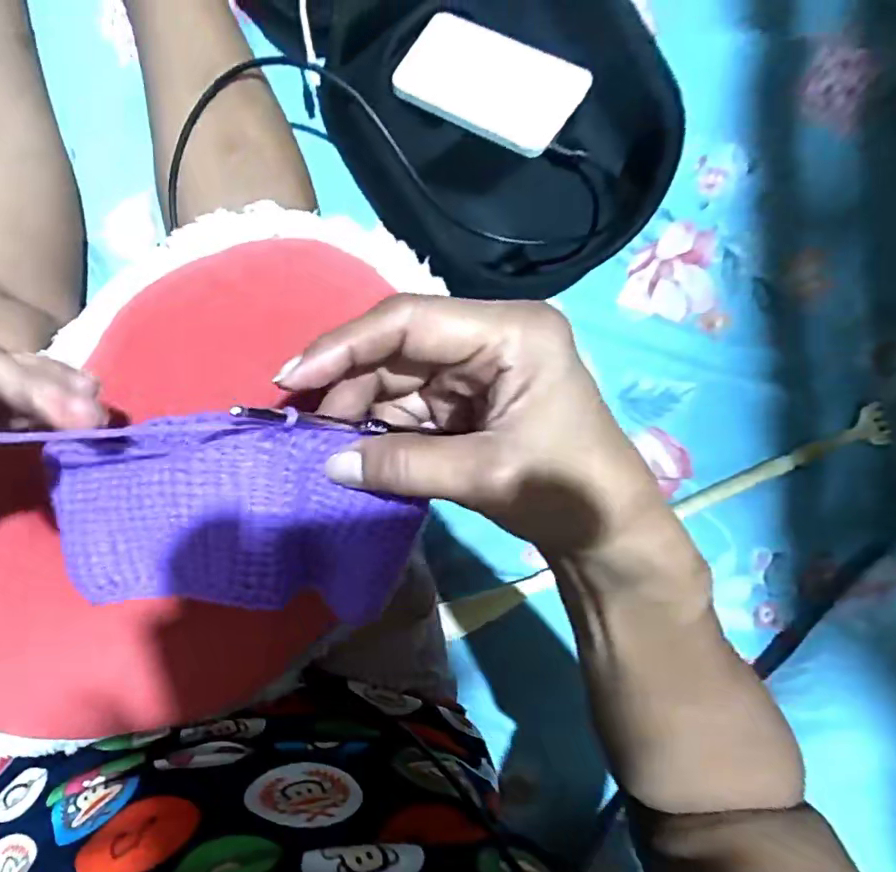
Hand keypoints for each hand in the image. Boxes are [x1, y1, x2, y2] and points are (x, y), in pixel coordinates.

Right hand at [276, 295, 671, 560]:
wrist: (601, 528)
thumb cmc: (565, 490)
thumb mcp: (483, 476)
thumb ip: (403, 466)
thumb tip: (328, 465)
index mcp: (508, 333)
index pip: (407, 320)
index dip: (343, 345)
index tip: (293, 377)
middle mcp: (484, 338)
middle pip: (391, 346)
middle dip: (344, 383)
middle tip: (307, 428)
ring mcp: (467, 370)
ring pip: (387, 376)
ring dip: (352, 409)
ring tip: (323, 445)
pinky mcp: (455, 401)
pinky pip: (397, 405)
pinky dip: (369, 428)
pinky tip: (349, 449)